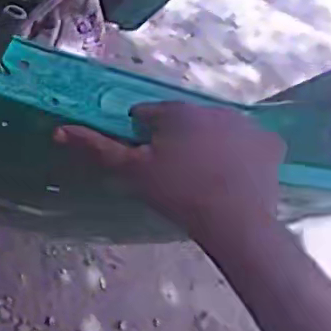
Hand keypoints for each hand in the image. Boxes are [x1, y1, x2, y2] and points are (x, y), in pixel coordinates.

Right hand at [55, 102, 285, 241]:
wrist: (236, 221)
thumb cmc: (176, 192)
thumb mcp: (129, 170)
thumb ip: (95, 147)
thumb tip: (59, 130)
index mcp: (176, 111)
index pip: (144, 113)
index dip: (136, 135)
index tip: (139, 159)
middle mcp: (213, 108)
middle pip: (179, 119)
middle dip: (170, 137)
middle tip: (165, 171)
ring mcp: (247, 125)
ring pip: (211, 129)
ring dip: (201, 143)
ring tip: (195, 176)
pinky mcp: (270, 144)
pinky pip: (242, 142)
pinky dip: (233, 153)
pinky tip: (225, 175)